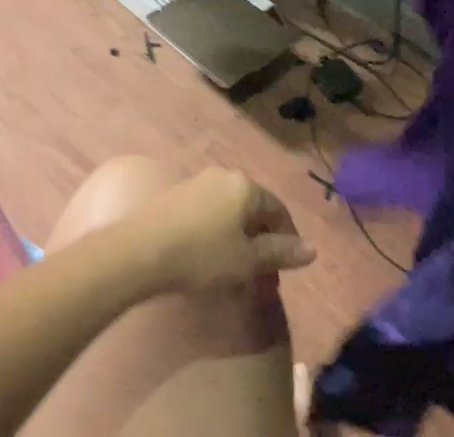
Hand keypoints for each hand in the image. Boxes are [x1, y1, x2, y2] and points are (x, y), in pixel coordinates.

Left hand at [133, 167, 316, 292]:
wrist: (139, 250)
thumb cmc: (201, 255)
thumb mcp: (247, 260)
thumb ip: (280, 252)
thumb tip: (313, 249)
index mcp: (245, 186)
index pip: (279, 210)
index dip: (288, 240)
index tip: (287, 269)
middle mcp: (221, 176)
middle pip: (253, 209)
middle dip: (262, 242)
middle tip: (263, 277)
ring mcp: (195, 183)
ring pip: (229, 212)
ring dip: (239, 240)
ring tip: (237, 271)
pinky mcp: (173, 195)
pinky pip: (208, 213)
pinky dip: (217, 234)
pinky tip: (209, 258)